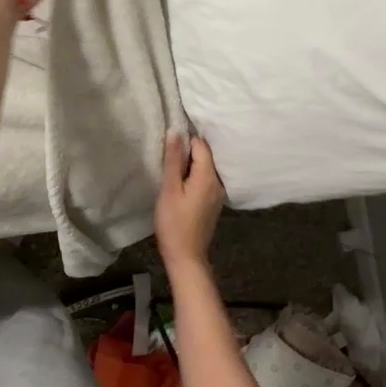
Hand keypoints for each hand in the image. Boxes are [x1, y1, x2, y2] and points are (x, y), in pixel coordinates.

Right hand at [155, 133, 224, 268]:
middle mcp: (218, 182)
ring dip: (190, 164)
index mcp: (208, 176)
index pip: (201, 145)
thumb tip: (175, 131)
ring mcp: (218, 193)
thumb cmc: (174, 222)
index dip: (185, 140)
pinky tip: (181, 182)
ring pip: (206, 168)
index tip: (168, 142)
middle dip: (188, 151)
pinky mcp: (213, 202)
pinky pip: (205, 180)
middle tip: (167, 152)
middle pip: (206, 156)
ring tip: (172, 166)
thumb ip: (173, 159)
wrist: (186, 255)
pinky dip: (194, 175)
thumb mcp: (169, 189)